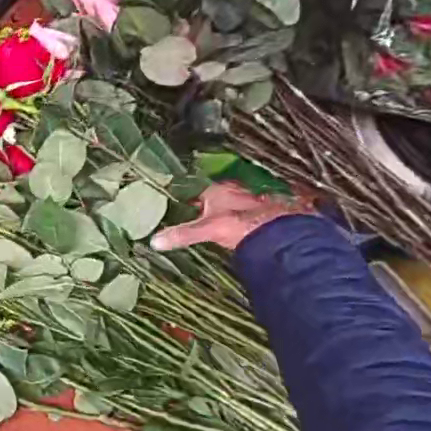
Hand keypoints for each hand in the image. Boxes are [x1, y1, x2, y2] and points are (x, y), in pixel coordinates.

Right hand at [151, 183, 313, 251]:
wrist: (275, 233)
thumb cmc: (238, 225)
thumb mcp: (205, 230)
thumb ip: (182, 234)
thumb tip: (155, 241)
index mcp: (218, 190)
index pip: (198, 190)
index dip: (190, 199)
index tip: (181, 205)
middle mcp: (235, 190)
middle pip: (217, 196)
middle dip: (209, 205)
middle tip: (198, 215)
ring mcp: (251, 200)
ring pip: (233, 204)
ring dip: (226, 212)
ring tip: (218, 223)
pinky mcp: (264, 211)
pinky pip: (247, 213)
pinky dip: (241, 219)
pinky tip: (240, 228)